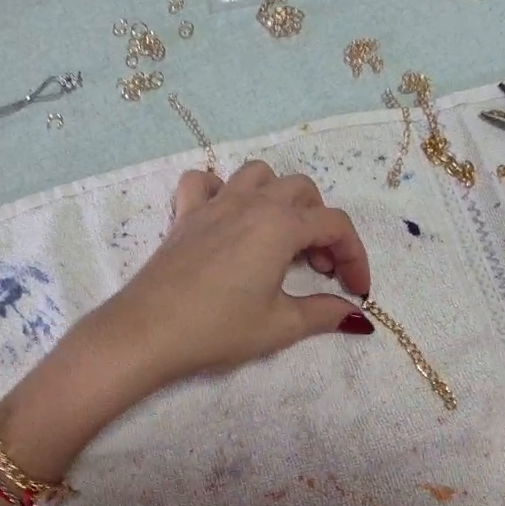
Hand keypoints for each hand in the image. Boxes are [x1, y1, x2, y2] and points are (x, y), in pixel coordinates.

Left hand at [93, 161, 372, 391]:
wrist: (148, 331)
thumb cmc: (218, 328)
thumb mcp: (279, 325)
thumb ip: (323, 314)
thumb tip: (357, 317)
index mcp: (280, 225)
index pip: (335, 225)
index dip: (355, 256)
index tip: (357, 291)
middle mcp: (250, 203)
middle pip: (301, 190)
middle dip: (320, 224)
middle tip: (317, 268)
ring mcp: (214, 204)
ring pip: (257, 174)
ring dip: (278, 197)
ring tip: (279, 236)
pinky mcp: (184, 215)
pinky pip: (204, 182)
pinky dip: (220, 190)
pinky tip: (226, 217)